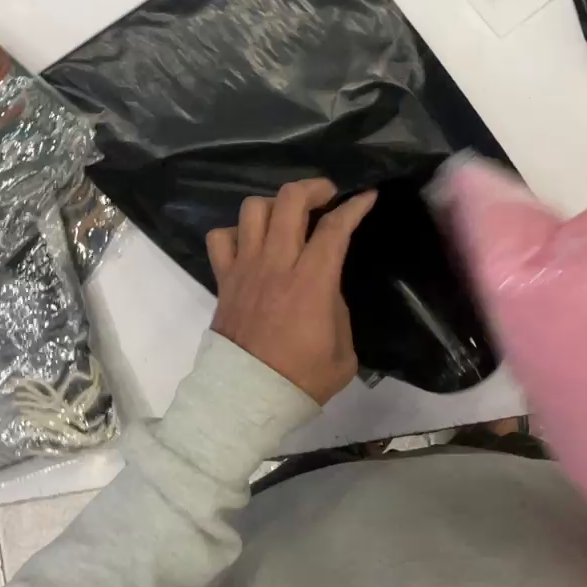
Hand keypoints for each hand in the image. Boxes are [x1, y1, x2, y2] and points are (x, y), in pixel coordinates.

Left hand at [206, 180, 378, 405]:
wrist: (249, 398)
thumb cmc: (302, 379)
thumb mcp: (344, 351)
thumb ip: (339, 310)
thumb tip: (327, 290)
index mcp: (312, 282)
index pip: (335, 228)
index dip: (354, 206)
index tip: (367, 197)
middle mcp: (276, 264)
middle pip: (289, 201)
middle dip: (313, 188)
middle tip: (327, 196)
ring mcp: (245, 268)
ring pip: (253, 210)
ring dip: (275, 205)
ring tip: (288, 217)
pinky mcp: (223, 279)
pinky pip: (220, 238)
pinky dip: (235, 232)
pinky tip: (251, 244)